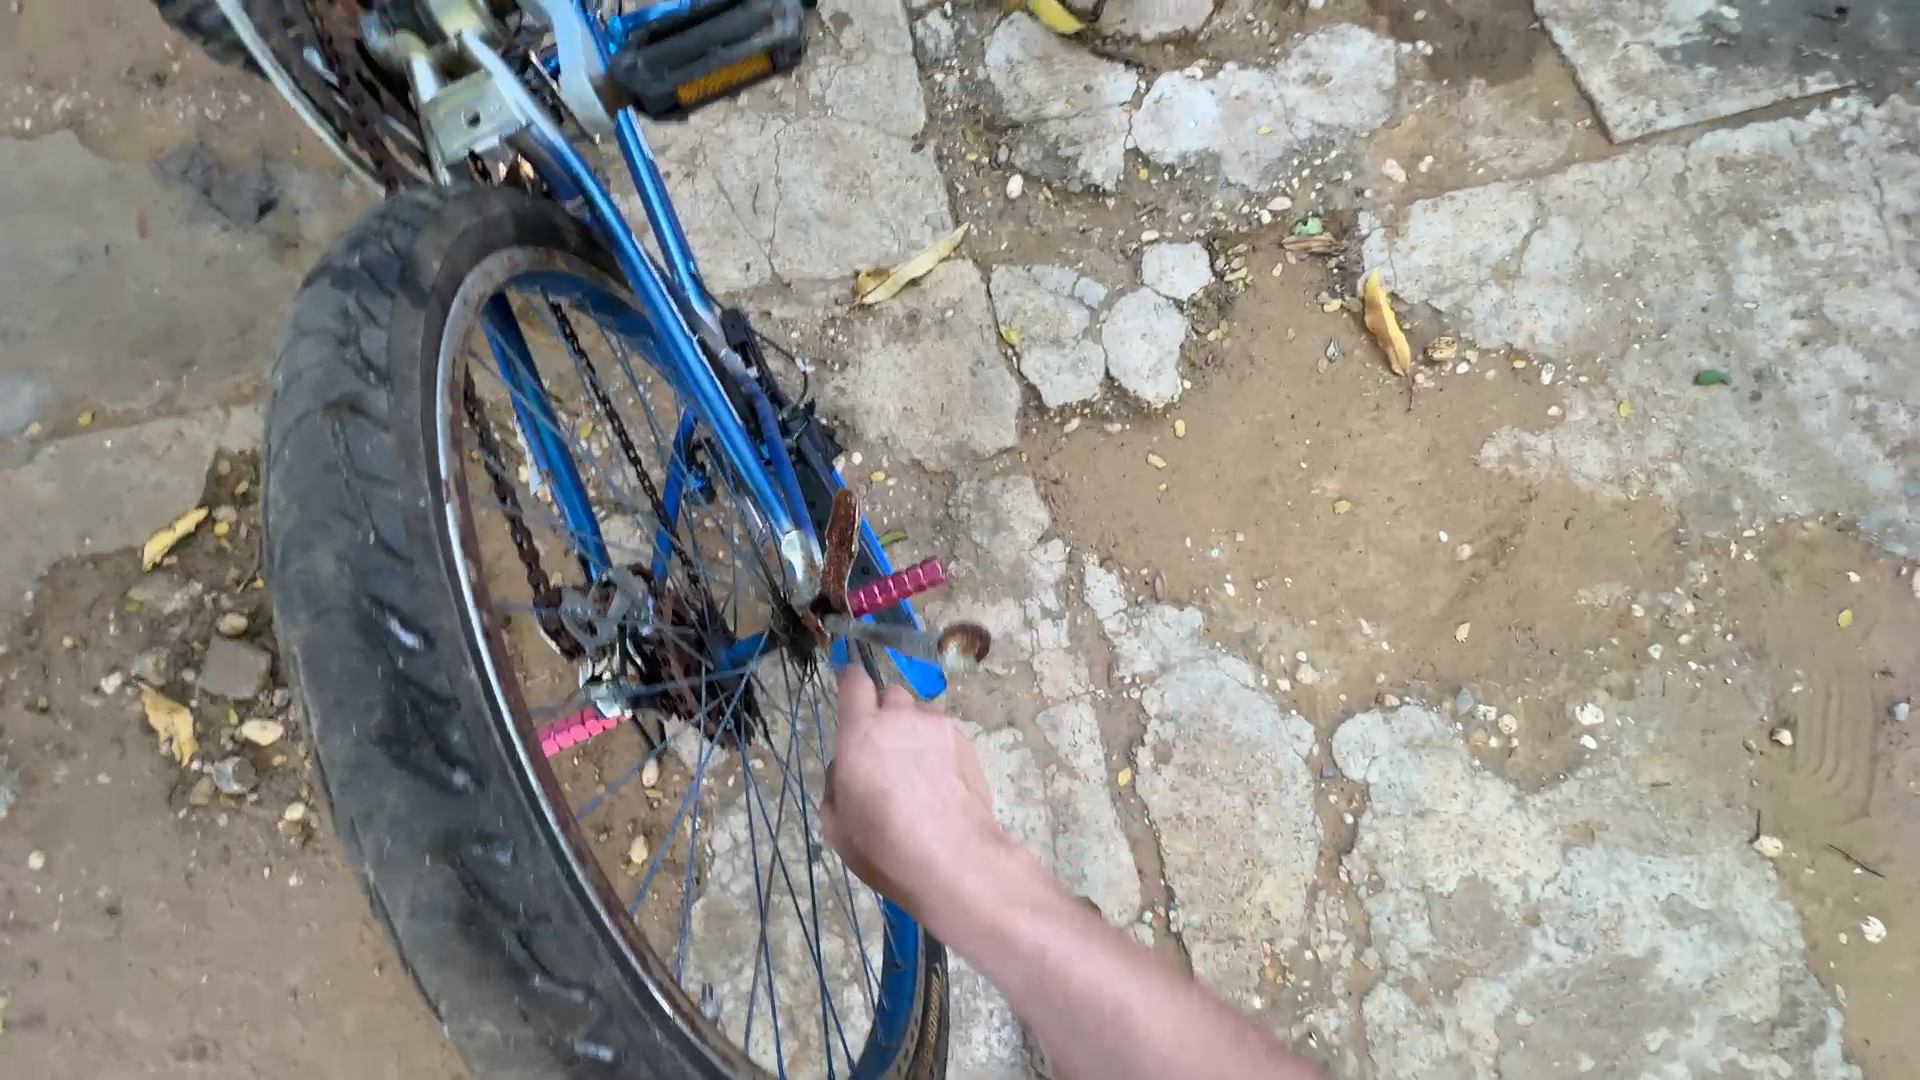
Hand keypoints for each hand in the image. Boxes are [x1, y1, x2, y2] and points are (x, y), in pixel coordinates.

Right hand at [822, 667, 1006, 918]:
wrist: (953, 859)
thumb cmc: (885, 846)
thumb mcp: (836, 824)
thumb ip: (836, 781)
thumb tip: (848, 766)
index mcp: (861, 732)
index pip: (854, 681)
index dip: (850, 681)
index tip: (849, 690)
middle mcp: (900, 717)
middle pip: (889, 694)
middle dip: (883, 712)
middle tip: (883, 748)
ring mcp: (937, 726)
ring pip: (919, 711)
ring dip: (912, 727)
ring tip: (916, 766)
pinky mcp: (965, 741)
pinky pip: (942, 730)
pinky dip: (936, 745)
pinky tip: (939, 779)